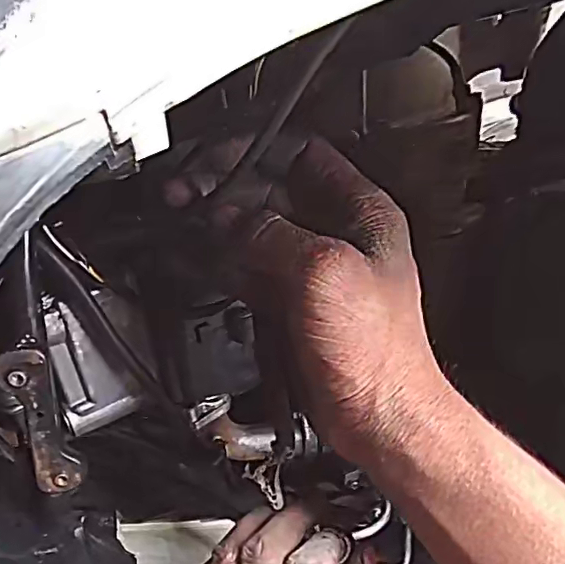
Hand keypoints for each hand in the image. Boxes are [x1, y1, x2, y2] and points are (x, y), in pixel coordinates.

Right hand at [163, 137, 447, 465]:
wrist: (376, 412)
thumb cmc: (378, 350)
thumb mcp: (324, 273)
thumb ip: (274, 236)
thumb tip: (233, 218)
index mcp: (363, 215)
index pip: (303, 157)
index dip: (257, 151)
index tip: (218, 159)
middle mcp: (336, 240)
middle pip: (271, 196)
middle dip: (228, 191)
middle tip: (188, 193)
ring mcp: (310, 274)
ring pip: (256, 235)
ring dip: (220, 227)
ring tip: (186, 220)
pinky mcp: (291, 307)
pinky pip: (250, 274)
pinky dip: (226, 265)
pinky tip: (204, 258)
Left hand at [191, 505, 408, 563]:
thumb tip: (364, 562)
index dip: (325, 540)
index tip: (342, 537)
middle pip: (259, 555)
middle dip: (292, 519)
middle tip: (315, 513)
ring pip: (227, 557)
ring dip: (259, 525)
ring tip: (287, 519)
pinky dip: (231, 549)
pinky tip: (255, 545)